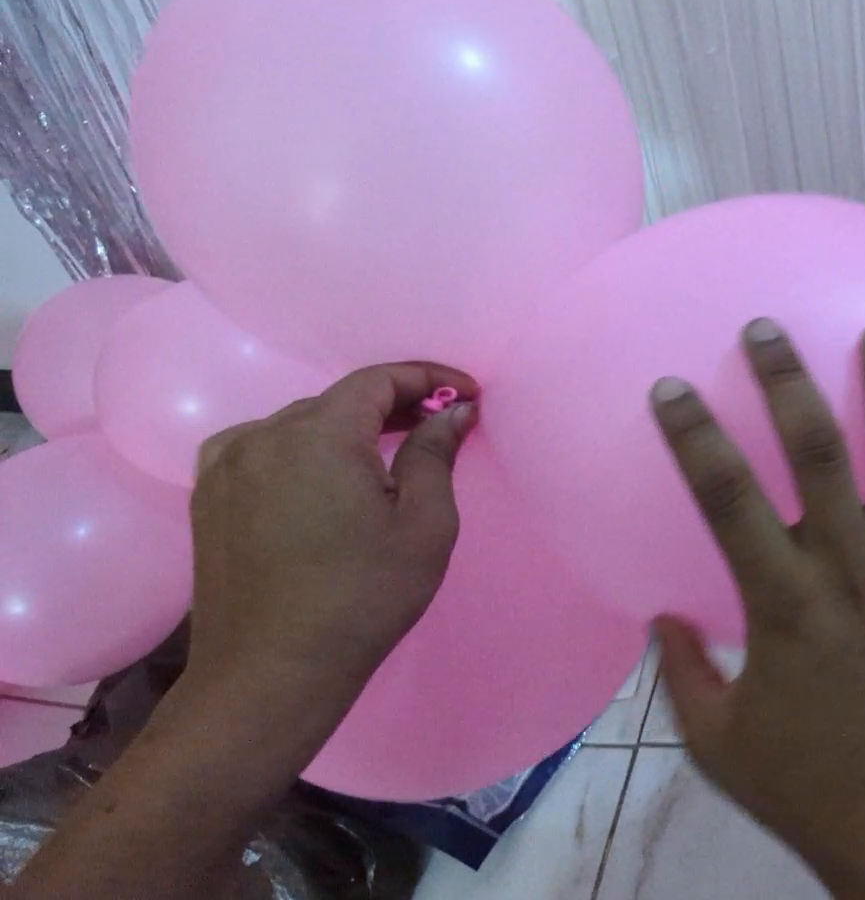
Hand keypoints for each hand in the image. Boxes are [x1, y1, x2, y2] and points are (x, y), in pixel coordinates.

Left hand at [188, 363, 478, 704]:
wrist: (274, 671)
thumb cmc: (366, 592)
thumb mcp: (426, 520)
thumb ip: (435, 452)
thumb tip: (453, 410)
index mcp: (315, 437)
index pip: (377, 380)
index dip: (429, 378)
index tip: (471, 393)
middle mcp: (260, 439)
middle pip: (339, 399)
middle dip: (397, 403)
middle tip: (444, 423)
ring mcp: (225, 469)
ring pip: (302, 422)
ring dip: (353, 425)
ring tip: (396, 448)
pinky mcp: (210, 499)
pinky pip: (266, 447)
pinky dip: (311, 446)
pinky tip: (335, 472)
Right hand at [650, 320, 864, 899]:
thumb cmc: (811, 786)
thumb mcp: (719, 743)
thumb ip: (683, 675)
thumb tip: (660, 617)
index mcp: (782, 602)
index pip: (727, 499)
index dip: (695, 438)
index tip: (672, 388)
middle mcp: (848, 566)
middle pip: (816, 454)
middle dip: (789, 384)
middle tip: (770, 330)